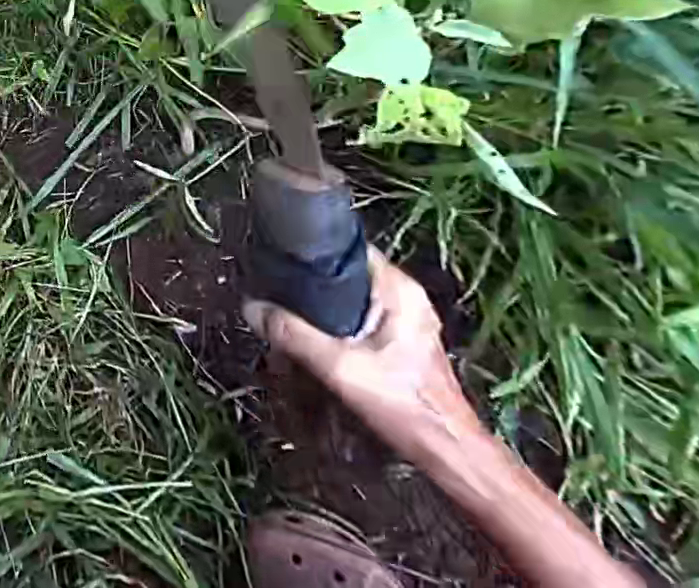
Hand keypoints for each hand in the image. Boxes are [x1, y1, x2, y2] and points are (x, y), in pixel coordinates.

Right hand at [243, 248, 480, 460]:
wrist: (447, 452)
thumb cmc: (403, 404)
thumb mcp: (338, 366)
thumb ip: (290, 332)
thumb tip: (251, 307)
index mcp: (398, 290)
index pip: (347, 247)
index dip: (310, 247)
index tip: (275, 253)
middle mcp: (404, 296)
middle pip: (342, 270)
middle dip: (306, 279)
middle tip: (270, 287)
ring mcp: (403, 317)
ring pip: (346, 293)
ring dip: (314, 302)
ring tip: (280, 308)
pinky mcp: (396, 337)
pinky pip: (352, 312)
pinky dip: (327, 317)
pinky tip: (305, 332)